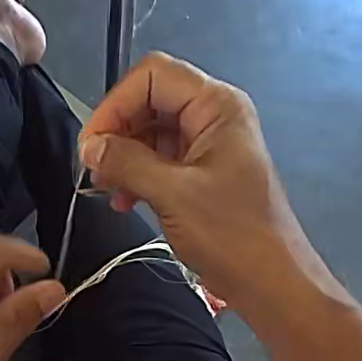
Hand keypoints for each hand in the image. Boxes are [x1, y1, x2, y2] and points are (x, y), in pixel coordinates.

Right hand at [78, 53, 328, 314]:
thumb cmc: (231, 236)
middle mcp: (215, 118)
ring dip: (126, 159)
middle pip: (152, 103)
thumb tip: (90, 148)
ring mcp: (212, 149)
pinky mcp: (206, 179)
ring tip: (107, 190)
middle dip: (118, 134)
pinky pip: (164, 164)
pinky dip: (141, 178)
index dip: (115, 105)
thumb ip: (127, 163)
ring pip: (154, 136)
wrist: (271, 283)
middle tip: (94, 170)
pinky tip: (126, 201)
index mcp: (217, 106)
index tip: (91, 146)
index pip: (153, 76)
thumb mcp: (173, 195)